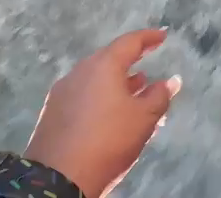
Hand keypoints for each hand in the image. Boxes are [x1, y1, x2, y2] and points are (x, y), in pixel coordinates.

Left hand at [24, 28, 182, 197]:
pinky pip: (82, 96)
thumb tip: (170, 81)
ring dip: (115, 82)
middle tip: (148, 65)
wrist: (54, 183)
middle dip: (130, 61)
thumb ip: (160, 96)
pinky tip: (111, 112)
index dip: (149, 38)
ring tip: (135, 91)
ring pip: (94, 79)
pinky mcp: (50, 117)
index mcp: (103, 66)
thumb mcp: (144, 118)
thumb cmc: (107, 141)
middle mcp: (79, 74)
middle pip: (108, 59)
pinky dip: (99, 98)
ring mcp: (61, 96)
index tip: (163, 37)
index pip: (129, 42)